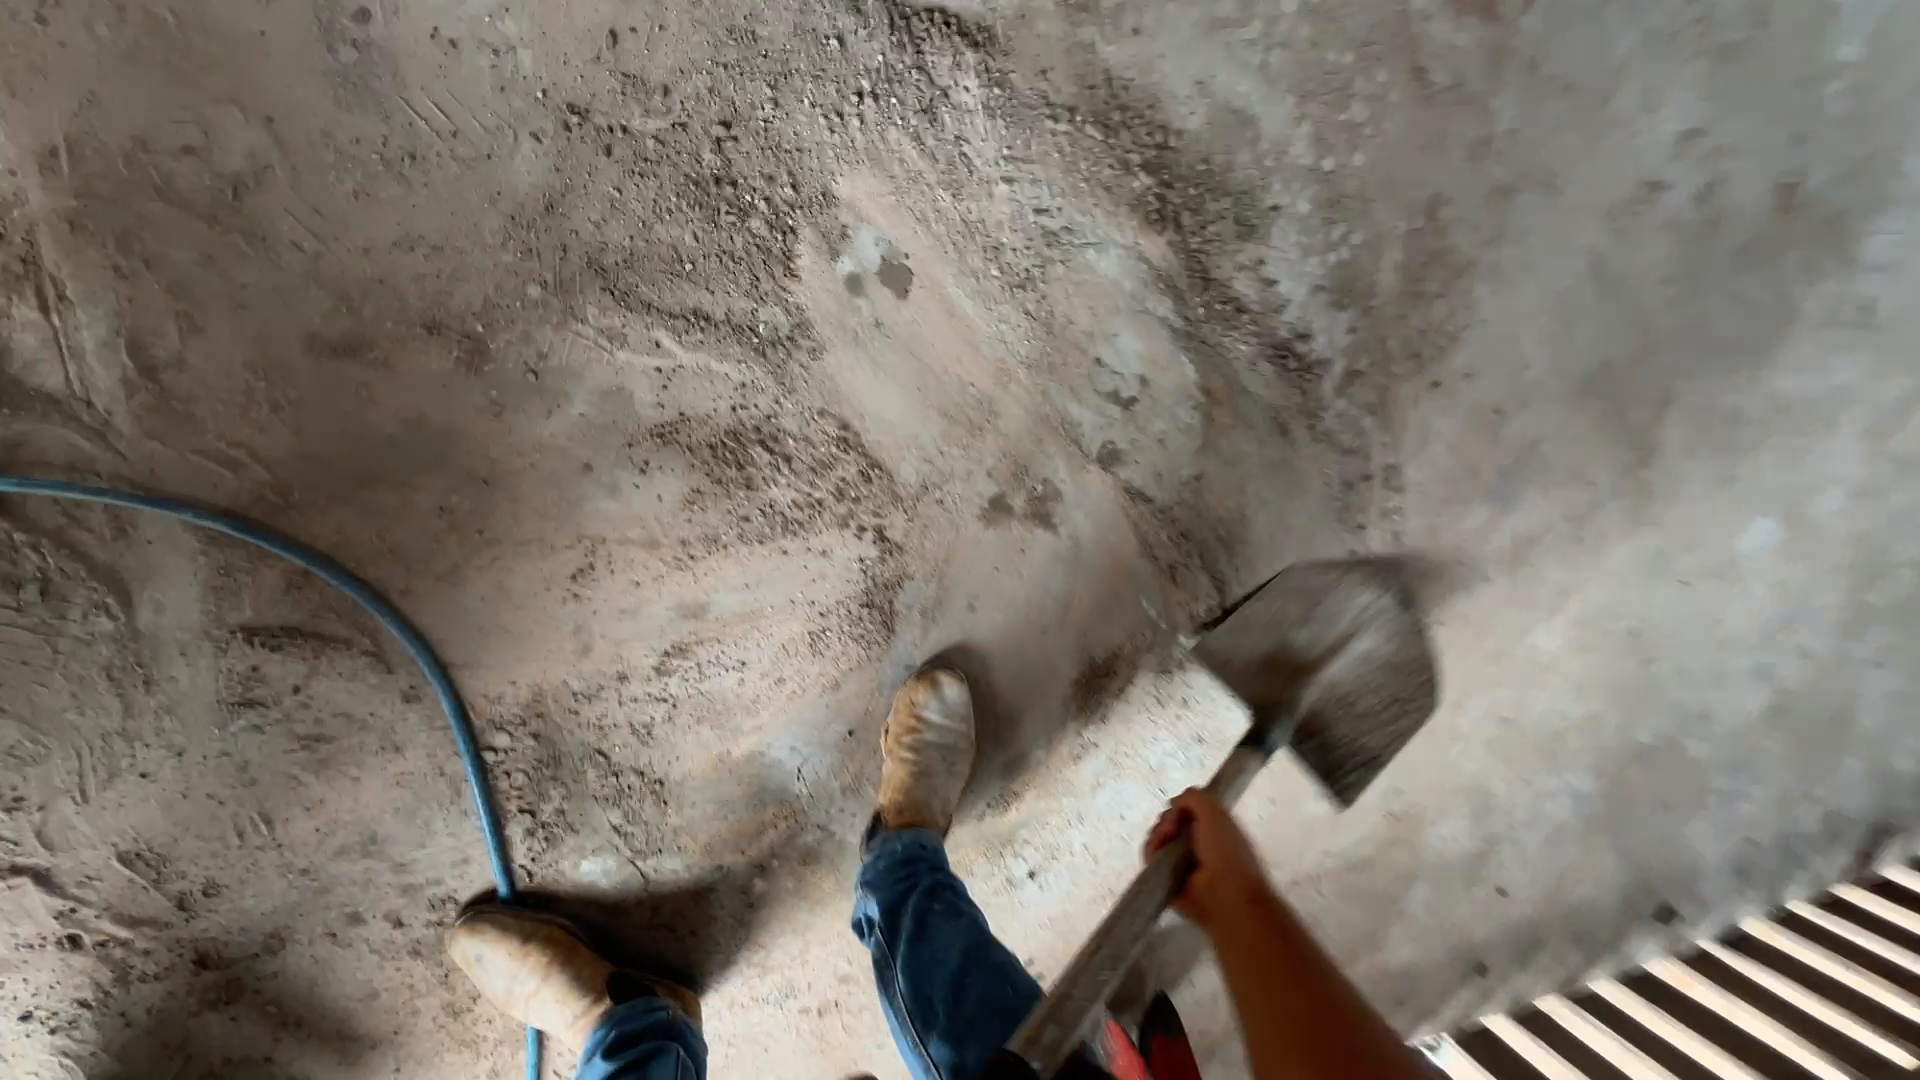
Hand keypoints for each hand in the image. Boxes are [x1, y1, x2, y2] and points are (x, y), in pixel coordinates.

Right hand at [1144, 788, 1272, 929]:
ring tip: (1164, 841)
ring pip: (1158, 838)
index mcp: (1213, 830)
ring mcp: (1181, 863)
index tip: (1179, 810)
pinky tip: (1156, 852)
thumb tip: (1174, 804)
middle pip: (1170, 823)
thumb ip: (1193, 797)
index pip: (1187, 811)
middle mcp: (1197, 845)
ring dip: (1157, 835)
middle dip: (1166, 821)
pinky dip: (1151, 851)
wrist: (1224, 894)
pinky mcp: (1166, 879)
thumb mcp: (1216, 813)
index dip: (1180, 807)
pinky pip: (1151, 858)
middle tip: (1172, 827)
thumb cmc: (1225, 852)